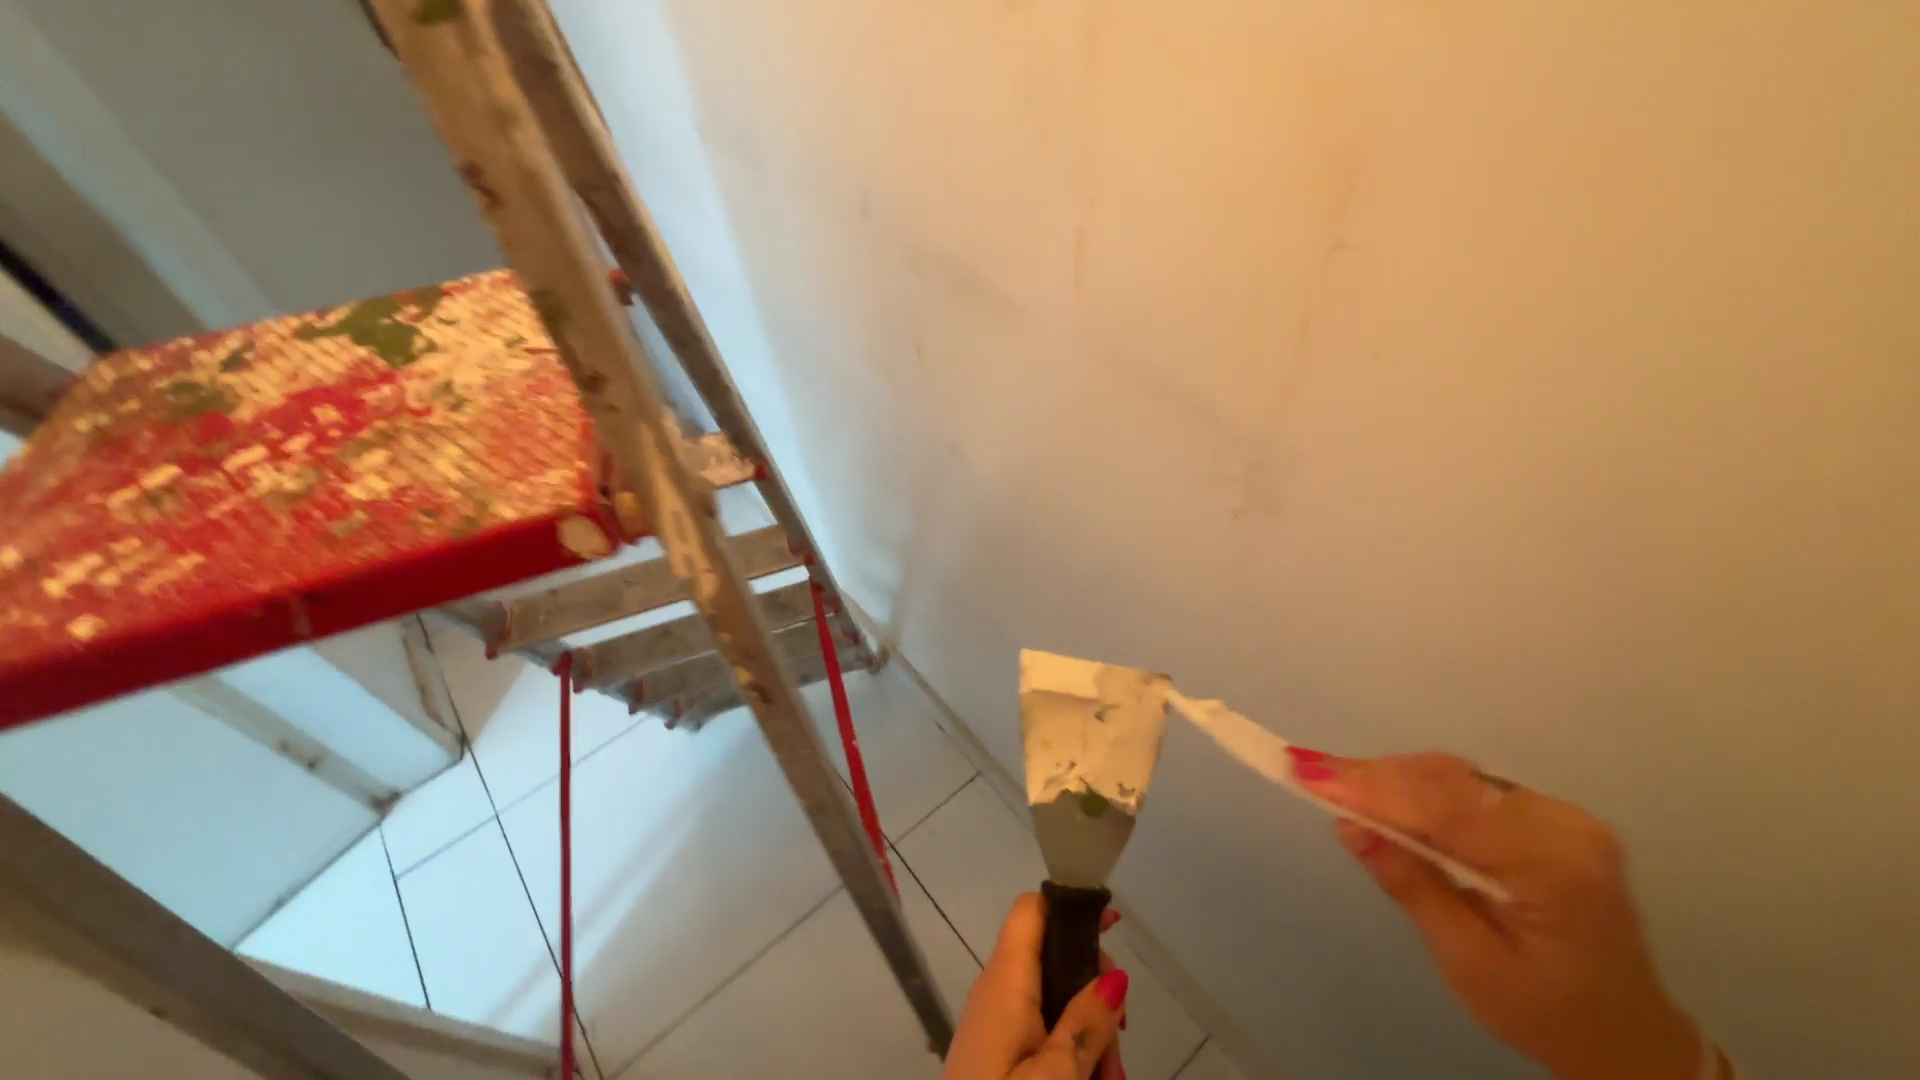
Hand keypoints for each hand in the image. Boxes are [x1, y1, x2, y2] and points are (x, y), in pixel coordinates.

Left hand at [943, 892, 1129, 1079]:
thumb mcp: (1058, 1075)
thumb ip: (1086, 1023)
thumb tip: (1115, 973)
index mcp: (1006, 980)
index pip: (1031, 909)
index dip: (1070, 904)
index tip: (1113, 923)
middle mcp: (997, 990)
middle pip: (1053, 956)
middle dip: (1095, 988)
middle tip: (1122, 1034)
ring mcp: (996, 1023)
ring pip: (1054, 1001)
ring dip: (1088, 1031)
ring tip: (1111, 1076)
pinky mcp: (998, 1053)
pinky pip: (1041, 1033)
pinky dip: (1070, 1051)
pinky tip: (1092, 1079)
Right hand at [1291, 750, 1702, 1079]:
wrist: (1626, 1034)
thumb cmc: (1544, 1013)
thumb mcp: (1468, 964)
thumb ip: (1412, 887)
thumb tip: (1350, 826)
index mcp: (1554, 869)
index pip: (1448, 810)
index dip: (1374, 787)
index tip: (1309, 773)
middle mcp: (1565, 826)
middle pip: (1451, 781)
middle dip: (1374, 775)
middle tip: (1306, 767)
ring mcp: (1562, 816)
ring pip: (1457, 776)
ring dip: (1391, 777)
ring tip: (1330, 778)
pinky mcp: (1548, 816)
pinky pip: (1470, 787)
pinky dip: (1417, 787)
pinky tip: (1379, 791)